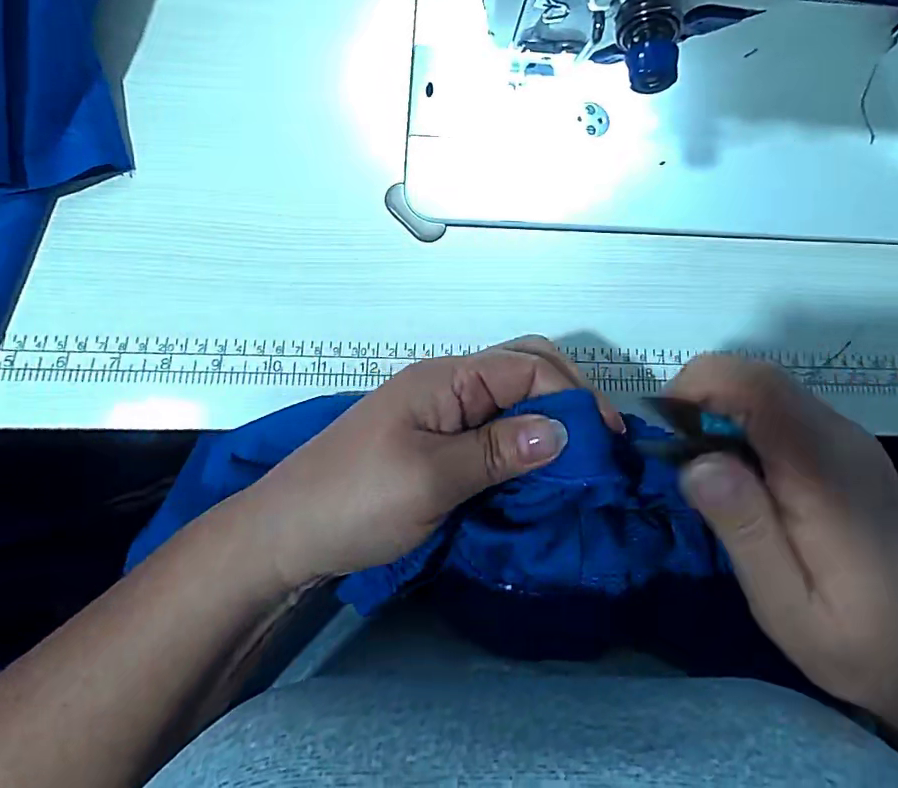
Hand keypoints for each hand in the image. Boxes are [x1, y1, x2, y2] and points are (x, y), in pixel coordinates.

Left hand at [231, 336, 621, 589]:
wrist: (288, 532)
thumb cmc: (356, 500)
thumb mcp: (432, 477)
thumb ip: (498, 450)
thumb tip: (562, 429)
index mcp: (445, 378)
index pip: (527, 364)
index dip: (573, 395)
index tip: (608, 443)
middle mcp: (446, 385)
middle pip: (520, 370)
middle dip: (565, 398)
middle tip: (598, 447)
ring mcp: (438, 412)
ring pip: (507, 400)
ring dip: (546, 422)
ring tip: (579, 461)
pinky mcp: (433, 441)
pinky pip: (489, 429)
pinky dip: (520, 443)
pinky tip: (537, 471)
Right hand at [668, 355, 897, 727]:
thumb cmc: (856, 642)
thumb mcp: (784, 603)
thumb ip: (742, 528)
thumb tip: (695, 462)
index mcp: (826, 470)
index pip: (757, 385)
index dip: (699, 385)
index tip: (666, 428)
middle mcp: (842, 438)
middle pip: (758, 377)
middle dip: (701, 398)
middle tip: (678, 455)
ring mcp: (849, 441)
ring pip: (767, 389)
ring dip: (720, 411)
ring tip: (706, 472)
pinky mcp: (846, 450)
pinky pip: (782, 411)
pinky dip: (743, 425)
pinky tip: (742, 478)